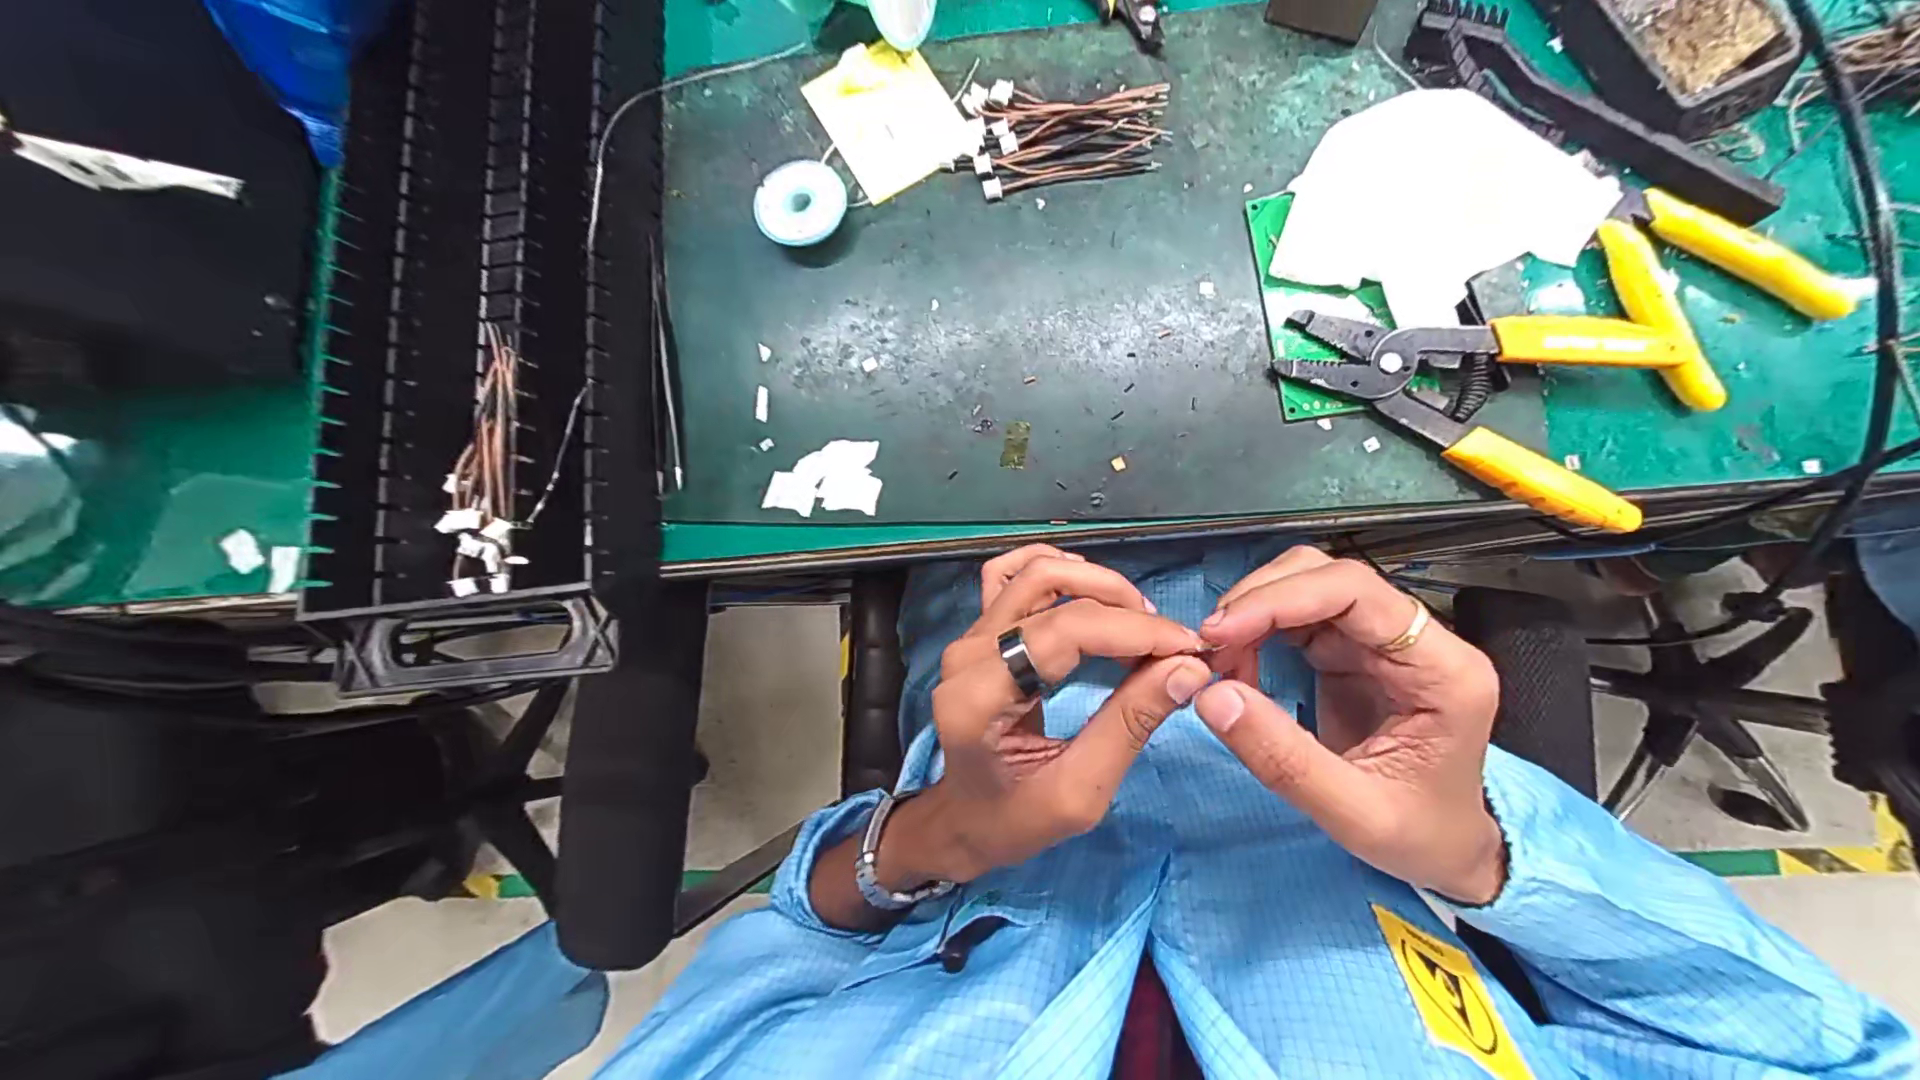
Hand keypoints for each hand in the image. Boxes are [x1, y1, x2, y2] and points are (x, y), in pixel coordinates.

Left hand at [886, 546, 1209, 887]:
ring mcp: (968, 637)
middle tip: (1168, 642)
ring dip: (1094, 584)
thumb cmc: (1015, 817)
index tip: (1187, 648)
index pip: (1064, 631)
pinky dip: (1055, 572)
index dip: (1133, 630)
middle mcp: (967, 654)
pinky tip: (1087, 591)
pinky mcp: (977, 631)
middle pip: (1049, 588)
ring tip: (1137, 621)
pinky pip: (1009, 575)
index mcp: (979, 698)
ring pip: (1033, 571)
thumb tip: (1188, 668)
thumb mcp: (1080, 792)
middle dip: (1122, 605)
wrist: (964, 818)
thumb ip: (1130, 724)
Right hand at [1193, 547, 1507, 904]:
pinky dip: (1252, 629)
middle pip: (1323, 575)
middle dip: (1256, 600)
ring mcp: (1376, 639)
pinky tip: (1236, 663)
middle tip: (1211, 647)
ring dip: (1250, 611)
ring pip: (1302, 584)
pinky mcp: (1347, 648)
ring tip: (1220, 658)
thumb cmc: (1419, 835)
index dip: (1280, 599)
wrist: (1445, 848)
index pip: (1354, 591)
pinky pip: (1289, 615)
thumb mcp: (1355, 814)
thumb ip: (1284, 759)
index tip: (1221, 632)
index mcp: (1440, 669)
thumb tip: (1212, 696)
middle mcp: (1411, 638)